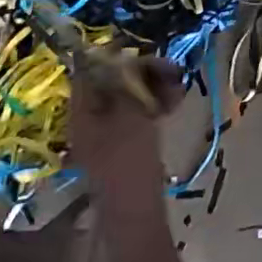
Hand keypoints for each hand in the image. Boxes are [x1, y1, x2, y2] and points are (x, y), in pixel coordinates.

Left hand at [69, 55, 184, 191]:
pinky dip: (155, 105)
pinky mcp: (126, 144)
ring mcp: (108, 133)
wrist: (138, 212)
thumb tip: (122, 57)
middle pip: (114, 83)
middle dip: (143, 72)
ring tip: (179, 88)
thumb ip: (126, 82)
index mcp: (82, 111)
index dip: (114, 55)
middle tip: (172, 69)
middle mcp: (90, 119)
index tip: (141, 49)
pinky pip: (139, 114)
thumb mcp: (129, 113)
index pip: (91, 71)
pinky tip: (176, 102)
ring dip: (154, 87)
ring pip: (131, 97)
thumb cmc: (129, 160)